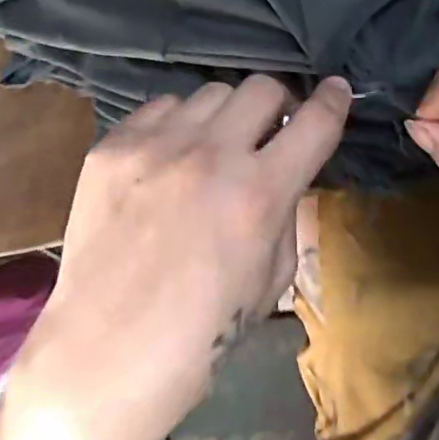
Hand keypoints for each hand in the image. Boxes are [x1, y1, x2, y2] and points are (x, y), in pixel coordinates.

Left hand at [0, 75, 350, 439]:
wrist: (102, 352)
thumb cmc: (198, 334)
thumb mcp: (269, 281)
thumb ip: (285, 214)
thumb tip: (287, 171)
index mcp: (256, 195)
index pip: (314, 123)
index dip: (333, 100)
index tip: (336, 90)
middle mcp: (209, 155)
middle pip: (262, 87)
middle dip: (278, 105)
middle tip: (269, 131)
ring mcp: (155, 145)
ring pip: (211, 92)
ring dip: (226, 116)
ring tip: (212, 149)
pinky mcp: (113, 146)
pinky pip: (161, 107)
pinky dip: (177, 125)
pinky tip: (168, 158)